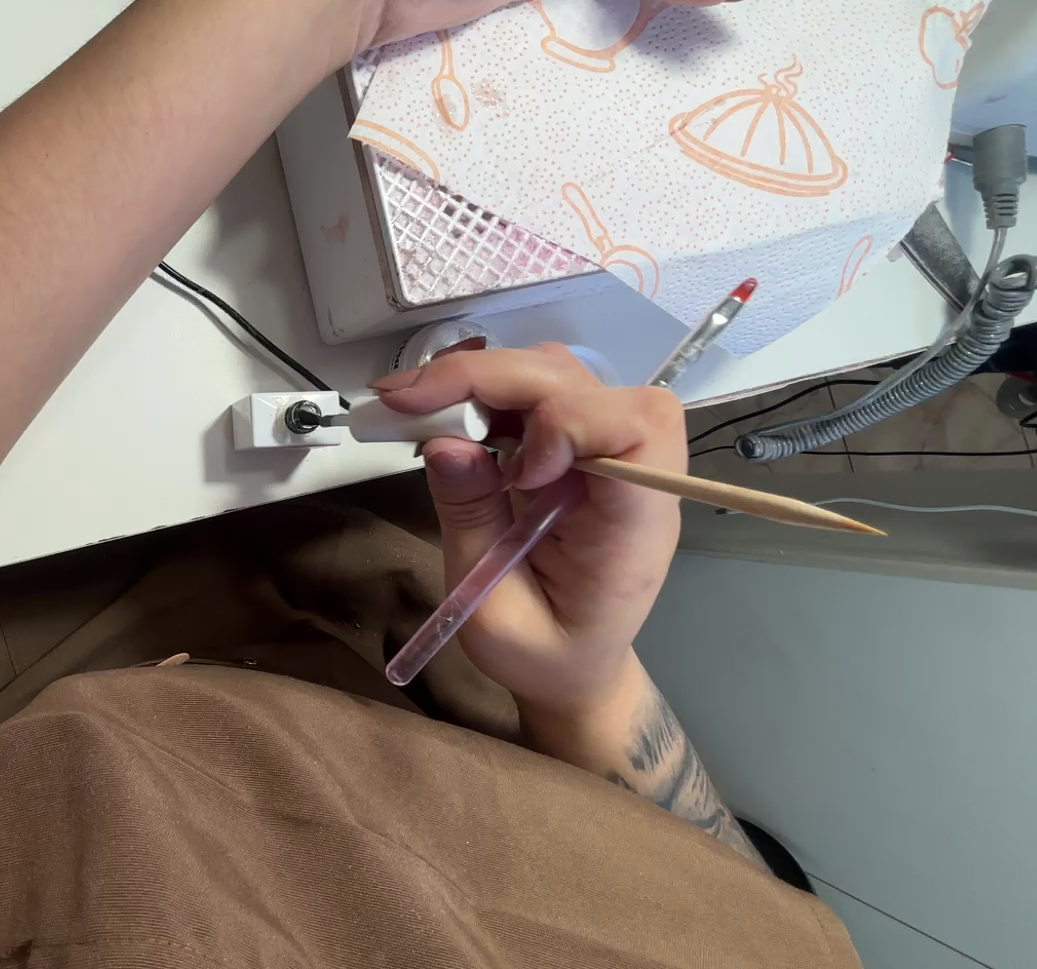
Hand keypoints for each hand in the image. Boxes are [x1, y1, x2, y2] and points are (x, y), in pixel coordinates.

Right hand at [369, 345, 686, 718]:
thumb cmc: (542, 653)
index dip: (567, 422)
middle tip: (402, 399)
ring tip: (410, 403)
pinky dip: (477, 389)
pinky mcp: (568, 444)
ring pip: (551, 372)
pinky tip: (435, 408)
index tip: (512, 472)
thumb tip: (443, 442)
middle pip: (575, 381)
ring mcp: (598, 451)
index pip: (634, 428)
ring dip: (476, 378)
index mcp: (629, 525)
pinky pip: (532, 390)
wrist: (571, 663)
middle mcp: (626, 471)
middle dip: (485, 378)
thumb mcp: (493, 611)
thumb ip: (472, 522)